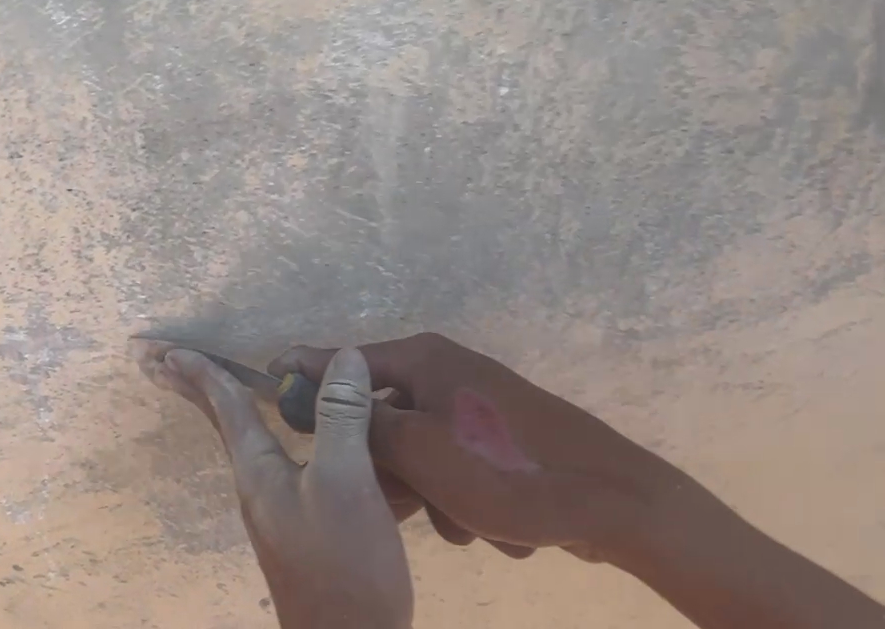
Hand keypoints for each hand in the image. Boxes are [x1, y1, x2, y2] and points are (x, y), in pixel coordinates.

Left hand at [133, 340, 413, 628]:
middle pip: (219, 423)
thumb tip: (344, 356)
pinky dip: (255, 430)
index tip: (169, 349)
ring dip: (219, 406)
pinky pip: (267, 459)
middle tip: (158, 360)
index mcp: (258, 469)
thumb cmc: (344, 563)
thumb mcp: (346, 480)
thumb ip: (341, 416)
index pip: (224, 406)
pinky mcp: (296, 527)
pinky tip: (274, 440)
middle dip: (188, 387)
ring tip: (209, 384)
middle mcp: (256, 486)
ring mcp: (274, 509)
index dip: (201, 371)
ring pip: (241, 441)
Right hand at [272, 333, 702, 563]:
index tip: (268, 384)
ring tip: (467, 521)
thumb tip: (316, 389)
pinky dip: (468, 502)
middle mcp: (446, 374)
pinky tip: (500, 524)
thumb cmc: (504, 468)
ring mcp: (478, 410)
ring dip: (433, 496)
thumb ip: (359, 421)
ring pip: (421, 456)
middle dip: (389, 467)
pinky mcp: (504, 445)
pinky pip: (459, 472)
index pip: (344, 359)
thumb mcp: (418, 450)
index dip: (304, 374)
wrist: (617, 503)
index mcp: (423, 359)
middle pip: (383, 417)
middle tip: (395, 502)